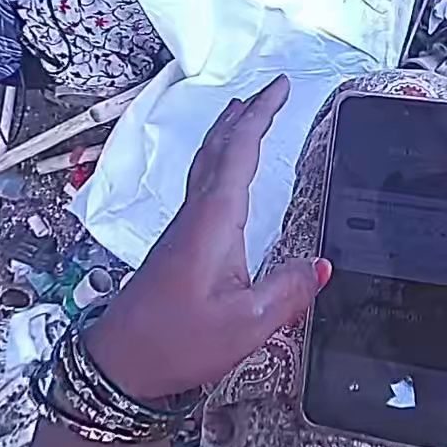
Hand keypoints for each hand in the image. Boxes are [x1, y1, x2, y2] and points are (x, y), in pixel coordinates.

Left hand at [86, 76, 330, 400]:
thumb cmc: (175, 341)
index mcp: (215, 220)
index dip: (261, 114)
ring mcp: (185, 222)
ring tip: (246, 111)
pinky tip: (224, 168)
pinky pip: (203, 179)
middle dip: (246, 111)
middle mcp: (197, 212)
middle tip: (271, 89)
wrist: (123, 359)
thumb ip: (288, 292)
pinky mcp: (181, 237)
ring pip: (207, 159)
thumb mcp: (245, 325)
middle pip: (219, 145)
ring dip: (229, 130)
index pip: (239, 151)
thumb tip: (323, 265)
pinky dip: (219, 156)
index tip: (279, 88)